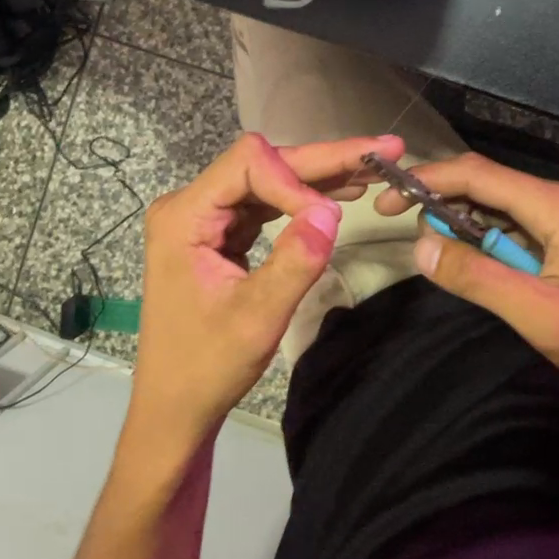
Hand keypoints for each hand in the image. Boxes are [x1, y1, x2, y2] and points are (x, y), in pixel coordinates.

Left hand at [133, 132, 404, 441]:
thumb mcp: (257, 319)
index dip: (294, 179)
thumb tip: (330, 212)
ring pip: (270, 179)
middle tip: (384, 149)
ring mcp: (206, 218)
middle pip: (263, 164)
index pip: (248, 164)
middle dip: (323, 160)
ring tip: (374, 166)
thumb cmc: (206, 368)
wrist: (175, 409)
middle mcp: (191, 205)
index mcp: (184, 216)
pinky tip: (343, 192)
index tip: (329, 216)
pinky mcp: (221, 233)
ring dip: (320, 175)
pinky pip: (268, 203)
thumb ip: (294, 262)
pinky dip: (305, 198)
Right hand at [375, 153, 558, 409]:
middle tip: (400, 230)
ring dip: (465, 226)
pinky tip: (476, 264)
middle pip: (487, 185)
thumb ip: (478, 279)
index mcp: (555, 205)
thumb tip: (420, 248)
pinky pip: (520, 229)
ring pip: (501, 208)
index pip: (477, 174)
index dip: (428, 180)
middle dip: (441, 201)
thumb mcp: (540, 315)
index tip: (387, 201)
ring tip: (434, 254)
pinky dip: (491, 242)